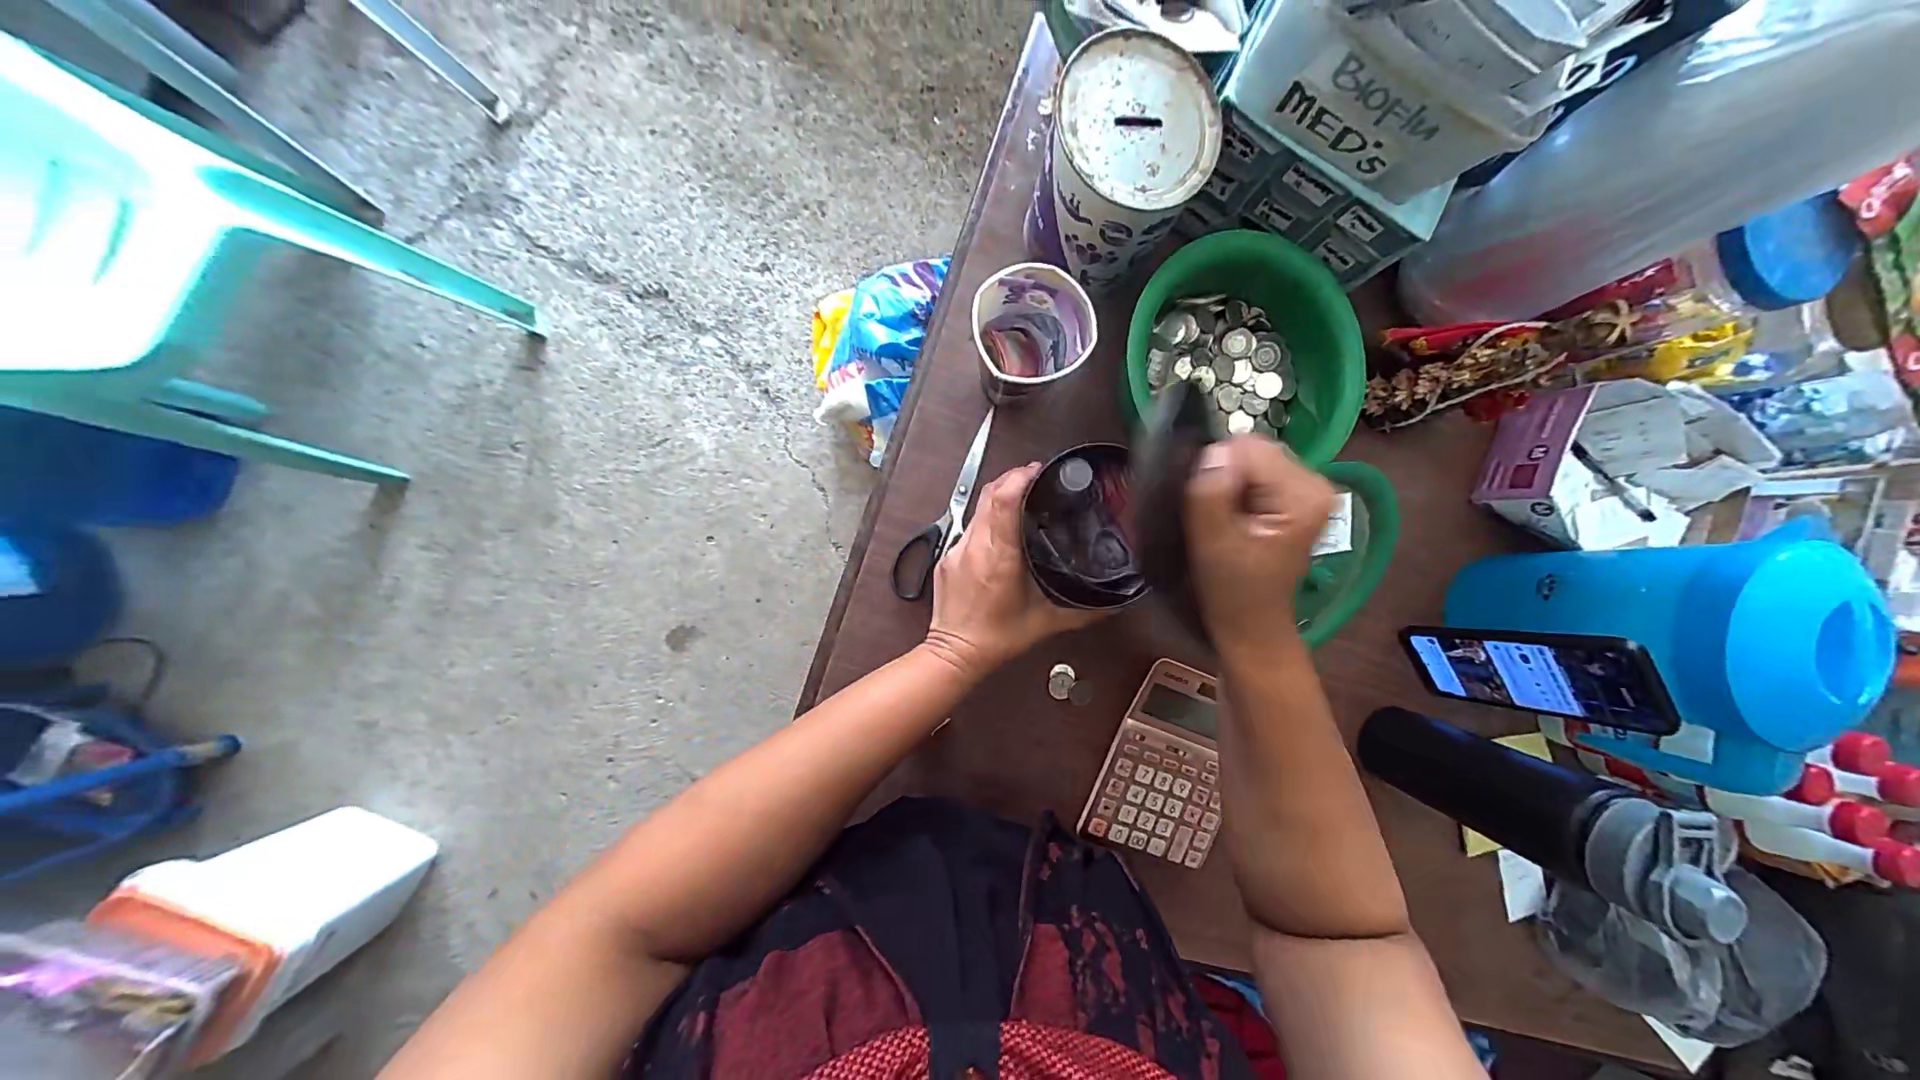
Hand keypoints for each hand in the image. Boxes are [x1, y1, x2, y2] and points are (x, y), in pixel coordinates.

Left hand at [924, 463, 1105, 679]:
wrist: (954, 653)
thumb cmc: (994, 639)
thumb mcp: (1046, 622)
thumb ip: (1083, 611)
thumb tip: (1111, 604)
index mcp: (999, 557)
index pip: (1004, 499)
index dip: (1020, 477)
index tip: (1037, 471)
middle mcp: (974, 547)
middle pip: (989, 493)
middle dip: (1012, 478)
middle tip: (1034, 477)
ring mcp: (957, 550)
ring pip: (977, 507)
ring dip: (998, 495)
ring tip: (1020, 496)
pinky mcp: (947, 556)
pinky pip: (968, 526)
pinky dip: (986, 518)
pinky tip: (1000, 528)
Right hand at [1185, 437, 1333, 658]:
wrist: (1252, 626)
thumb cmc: (1233, 591)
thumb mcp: (1213, 543)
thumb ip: (1211, 494)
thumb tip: (1213, 452)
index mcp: (1304, 493)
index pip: (1247, 449)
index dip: (1218, 471)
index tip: (1208, 506)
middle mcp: (1316, 483)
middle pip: (1252, 451)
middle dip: (1225, 477)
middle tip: (1217, 518)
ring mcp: (1308, 490)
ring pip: (1250, 461)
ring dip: (1228, 485)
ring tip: (1223, 520)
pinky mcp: (1295, 498)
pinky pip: (1255, 474)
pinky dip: (1236, 492)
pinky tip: (1232, 519)